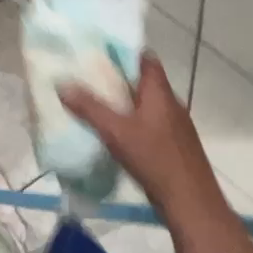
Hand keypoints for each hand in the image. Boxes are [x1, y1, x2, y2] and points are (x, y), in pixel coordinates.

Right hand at [61, 53, 222, 213]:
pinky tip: (116, 135)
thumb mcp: (115, 131)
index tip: (100, 51)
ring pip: (147, 105)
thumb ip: (89, 107)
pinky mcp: (175, 147)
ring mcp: (176, 127)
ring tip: (96, 105)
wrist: (190, 202)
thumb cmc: (154, 159)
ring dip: (125, 103)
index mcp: (160, 94)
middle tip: (88, 78)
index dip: (125, 52)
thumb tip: (62, 83)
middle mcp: (172, 105)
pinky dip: (133, 123)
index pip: (146, 60)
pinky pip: (150, 125)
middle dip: (118, 79)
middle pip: (145, 82)